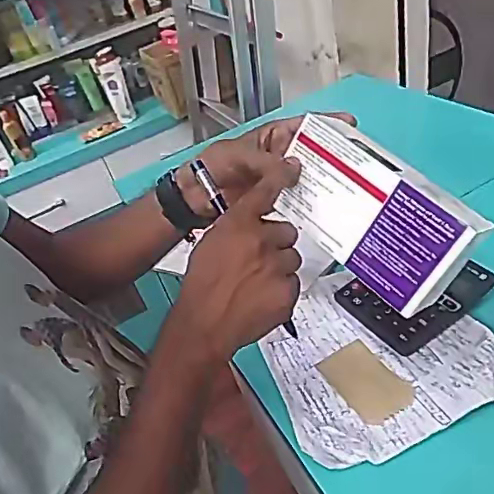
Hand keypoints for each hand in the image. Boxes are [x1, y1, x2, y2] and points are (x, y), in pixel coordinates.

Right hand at [166, 164, 302, 358]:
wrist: (206, 324)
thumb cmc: (201, 286)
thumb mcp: (209, 245)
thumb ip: (232, 229)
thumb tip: (247, 224)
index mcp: (239, 227)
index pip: (264, 193)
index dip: (278, 178)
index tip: (290, 169)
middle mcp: (262, 243)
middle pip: (286, 232)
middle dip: (276, 243)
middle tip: (259, 259)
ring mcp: (278, 269)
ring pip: (291, 259)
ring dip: (280, 267)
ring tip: (258, 282)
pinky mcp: (288, 293)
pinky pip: (292, 284)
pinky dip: (281, 290)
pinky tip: (262, 297)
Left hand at [183, 111, 358, 214]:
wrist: (195, 196)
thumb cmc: (213, 166)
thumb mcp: (241, 156)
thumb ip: (268, 163)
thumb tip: (296, 168)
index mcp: (273, 138)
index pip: (305, 126)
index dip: (327, 125)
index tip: (349, 125)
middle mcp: (280, 158)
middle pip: (313, 156)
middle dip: (333, 159)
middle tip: (356, 165)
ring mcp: (278, 182)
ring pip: (307, 181)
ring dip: (323, 185)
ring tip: (347, 189)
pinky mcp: (275, 204)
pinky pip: (296, 203)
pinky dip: (308, 207)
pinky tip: (324, 211)